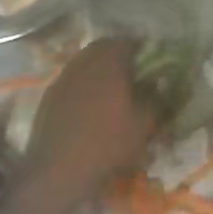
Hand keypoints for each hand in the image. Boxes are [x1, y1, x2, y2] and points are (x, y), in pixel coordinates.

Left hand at [19, 39, 155, 209]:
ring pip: (85, 62)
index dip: (141, 48)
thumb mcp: (145, 124)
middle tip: (132, 72)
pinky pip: (71, 81)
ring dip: (99, 70)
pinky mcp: (49, 97)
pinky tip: (89, 107)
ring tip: (111, 90)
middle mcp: (83, 62)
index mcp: (108, 62)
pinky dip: (83, 86)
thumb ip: (158, 99)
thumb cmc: (108, 144)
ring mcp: (62, 78)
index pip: (127, 41)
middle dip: (118, 55)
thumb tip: (163, 86)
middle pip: (103, 48)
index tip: (151, 60)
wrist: (58, 171)